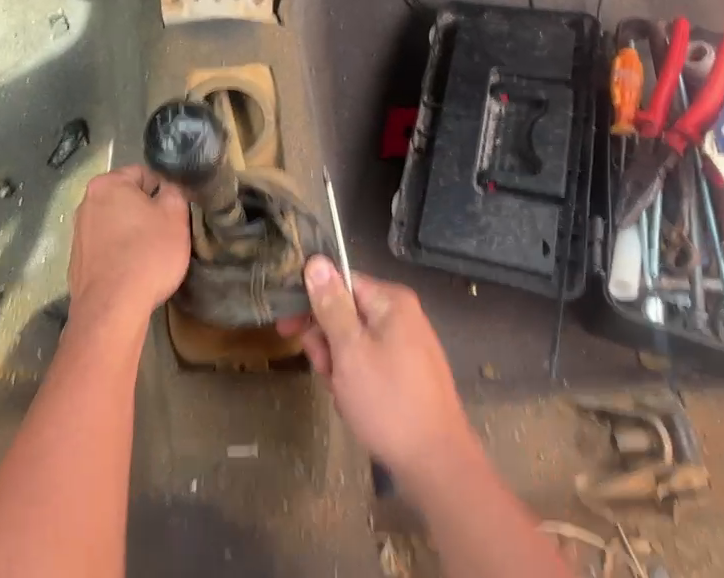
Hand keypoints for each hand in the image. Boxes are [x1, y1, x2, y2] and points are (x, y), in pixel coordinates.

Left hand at [66, 166, 190, 327]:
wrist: (112, 307)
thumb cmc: (147, 254)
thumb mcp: (175, 216)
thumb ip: (174, 191)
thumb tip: (169, 187)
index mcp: (106, 184)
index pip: (143, 173)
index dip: (164, 190)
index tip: (175, 212)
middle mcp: (86, 203)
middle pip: (127, 199)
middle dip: (146, 213)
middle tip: (166, 234)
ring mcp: (78, 233)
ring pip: (116, 225)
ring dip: (132, 234)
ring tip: (150, 257)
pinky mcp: (78, 260)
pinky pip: (106, 249)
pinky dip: (119, 255)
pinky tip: (133, 272)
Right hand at [277, 256, 474, 480]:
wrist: (436, 463)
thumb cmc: (388, 402)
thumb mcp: (350, 350)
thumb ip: (331, 305)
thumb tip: (316, 260)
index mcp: (391, 302)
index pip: (340, 282)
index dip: (311, 303)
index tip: (287, 327)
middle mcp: (402, 316)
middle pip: (344, 312)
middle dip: (326, 343)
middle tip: (326, 371)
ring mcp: (407, 345)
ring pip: (353, 342)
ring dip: (338, 366)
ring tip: (343, 393)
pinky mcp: (407, 372)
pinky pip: (368, 362)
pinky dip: (354, 380)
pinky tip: (356, 404)